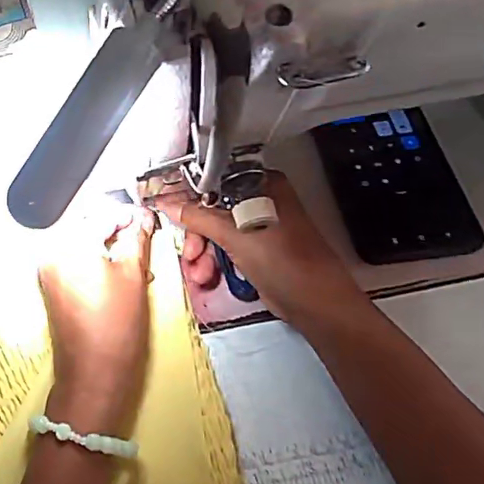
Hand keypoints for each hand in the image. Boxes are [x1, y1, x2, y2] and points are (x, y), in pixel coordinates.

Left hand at [38, 207, 155, 435]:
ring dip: (107, 245)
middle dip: (116, 228)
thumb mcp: (133, 275)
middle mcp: (50, 254)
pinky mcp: (53, 288)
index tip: (146, 218)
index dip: (128, 213)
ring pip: (82, 243)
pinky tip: (118, 273)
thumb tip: (141, 220)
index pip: (101, 213)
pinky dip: (95, 260)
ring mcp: (49, 272)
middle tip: (142, 236)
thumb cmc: (114, 330)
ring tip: (134, 260)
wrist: (93, 376)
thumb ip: (137, 238)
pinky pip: (75, 261)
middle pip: (87, 225)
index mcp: (67, 245)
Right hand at [157, 173, 370, 334]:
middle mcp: (261, 200)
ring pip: (216, 231)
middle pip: (211, 208)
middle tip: (191, 252)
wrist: (315, 302)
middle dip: (196, 233)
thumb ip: (198, 216)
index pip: (214, 180)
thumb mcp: (235, 234)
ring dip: (203, 252)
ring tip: (200, 271)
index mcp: (262, 184)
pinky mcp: (256, 250)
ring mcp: (258, 226)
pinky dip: (214, 260)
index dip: (189, 196)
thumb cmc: (287, 262)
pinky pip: (225, 248)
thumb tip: (170, 204)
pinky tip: (208, 275)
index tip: (168, 209)